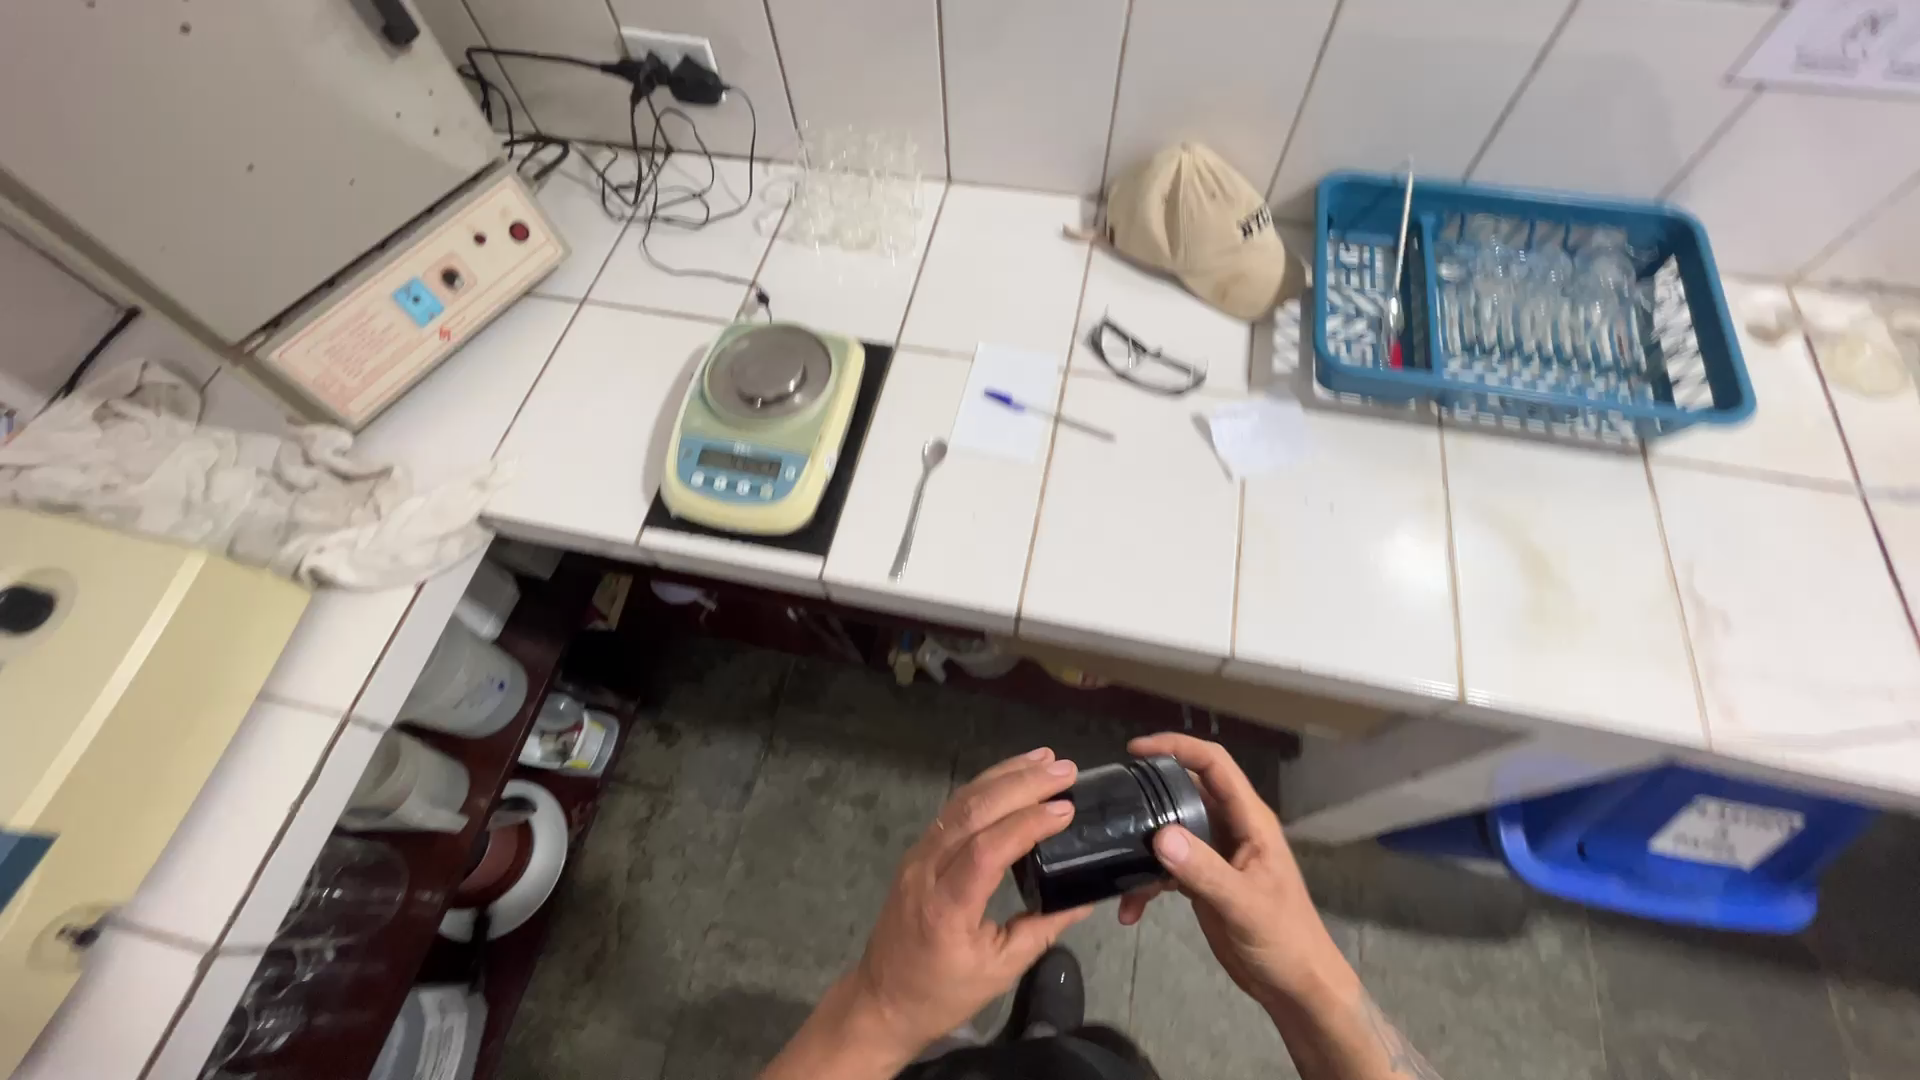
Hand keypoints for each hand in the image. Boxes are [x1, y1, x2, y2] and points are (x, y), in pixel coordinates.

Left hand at [843, 748, 1092, 1061]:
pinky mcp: (919, 848)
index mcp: (947, 907)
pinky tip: (1011, 775)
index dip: (1027, 824)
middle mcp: (928, 869)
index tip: (1066, 808)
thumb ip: (1041, 930)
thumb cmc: (941, 992)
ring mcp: (919, 854)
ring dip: (1005, 775)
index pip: (987, 851)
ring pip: (962, 801)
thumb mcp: (998, 971)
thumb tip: (1083, 898)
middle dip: (1022, 784)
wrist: (882, 997)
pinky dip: (986, 786)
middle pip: (974, 812)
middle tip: (1065, 769)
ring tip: (1045, 758)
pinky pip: (954, 808)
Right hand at [1116, 733, 1354, 1014]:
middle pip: (1186, 790)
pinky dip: (1146, 883)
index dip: (1177, 747)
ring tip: (1114, 854)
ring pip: (1171, 828)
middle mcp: (1230, 828)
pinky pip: (1166, 867)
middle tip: (1116, 796)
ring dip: (1143, 843)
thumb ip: (1204, 871)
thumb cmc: (1286, 941)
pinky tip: (1130, 908)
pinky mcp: (1202, 880)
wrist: (1296, 990)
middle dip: (1151, 789)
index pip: (1214, 764)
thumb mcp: (1244, 905)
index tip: (1137, 750)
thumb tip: (1159, 835)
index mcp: (1250, 820)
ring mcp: (1216, 853)